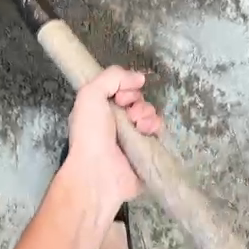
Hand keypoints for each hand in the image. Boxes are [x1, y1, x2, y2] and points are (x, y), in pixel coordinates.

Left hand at [63, 66, 159, 210]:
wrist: (98, 172)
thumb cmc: (90, 133)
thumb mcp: (90, 94)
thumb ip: (112, 77)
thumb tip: (140, 78)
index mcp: (100, 109)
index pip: (121, 89)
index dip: (124, 87)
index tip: (120, 96)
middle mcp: (116, 122)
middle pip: (138, 100)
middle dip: (137, 102)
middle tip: (129, 112)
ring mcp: (132, 137)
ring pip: (150, 114)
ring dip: (147, 114)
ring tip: (138, 124)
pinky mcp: (147, 151)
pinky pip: (159, 132)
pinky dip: (156, 127)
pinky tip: (146, 132)